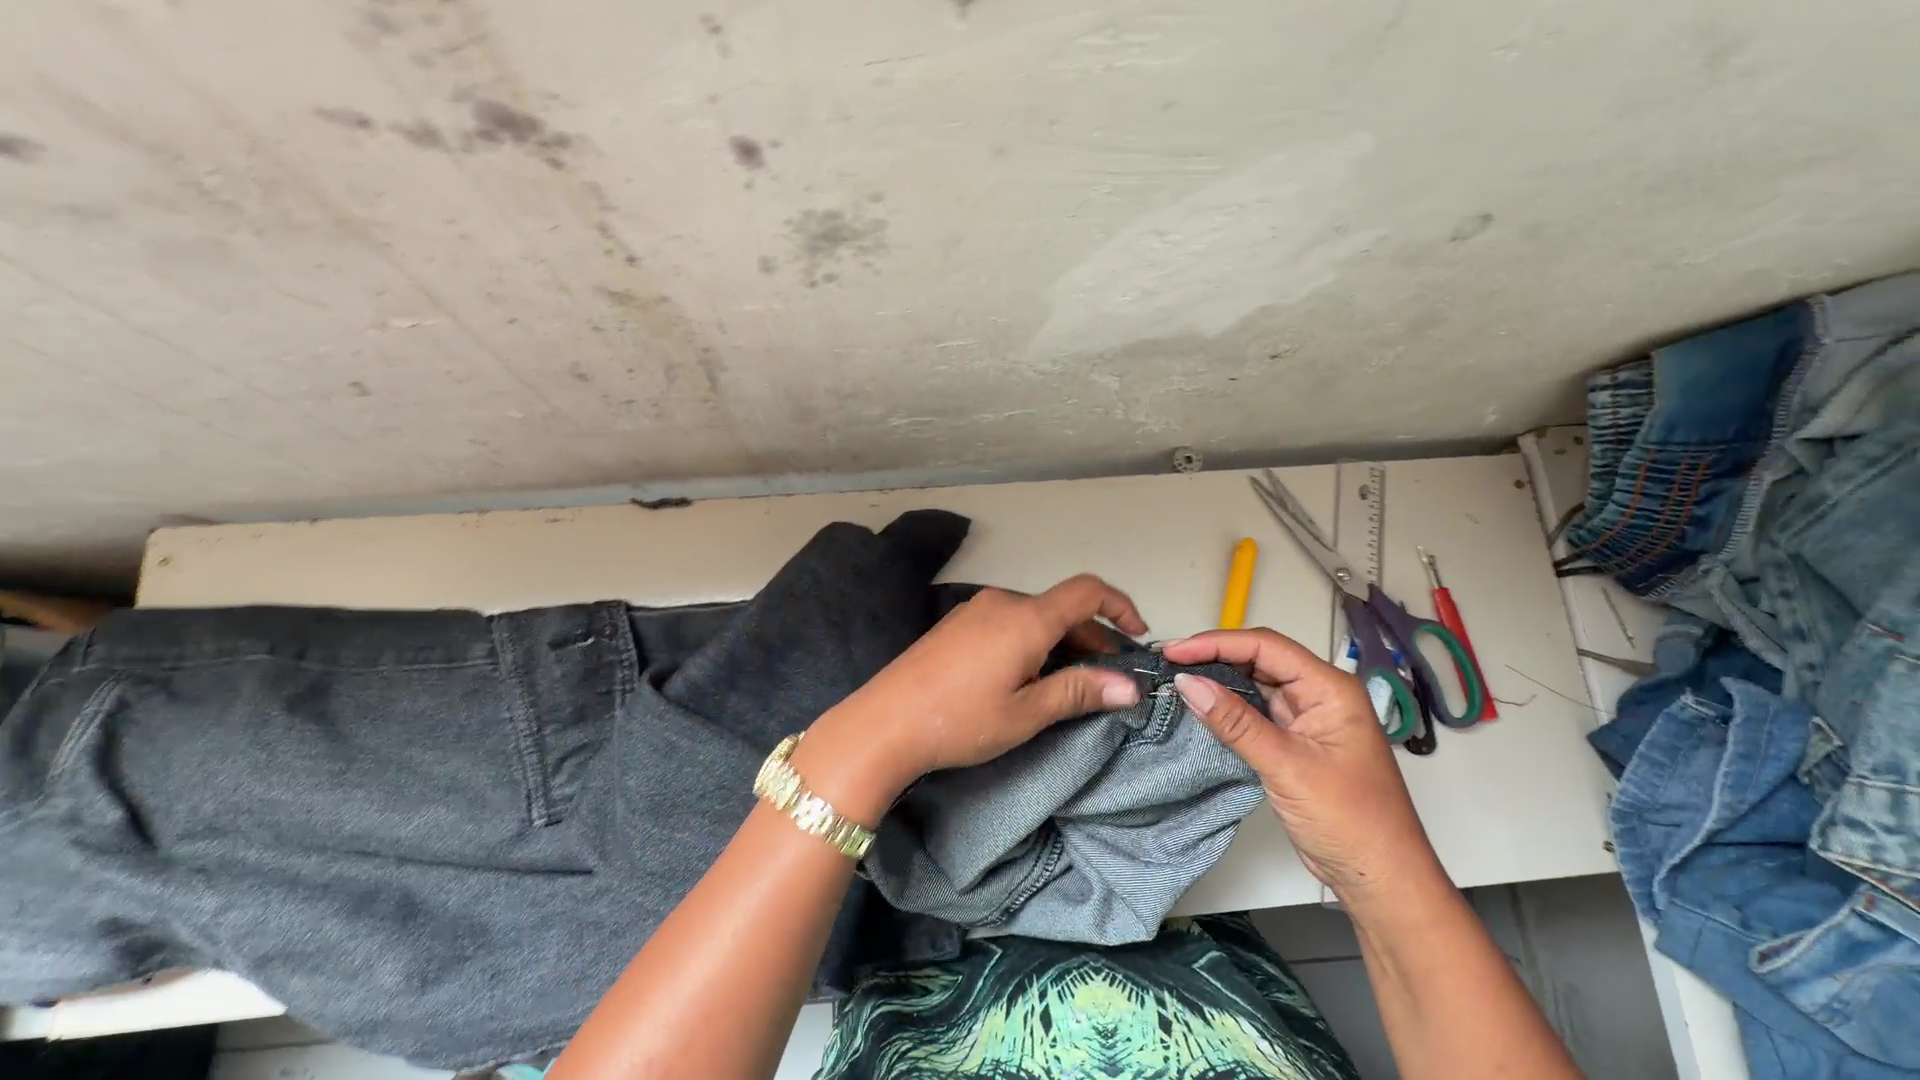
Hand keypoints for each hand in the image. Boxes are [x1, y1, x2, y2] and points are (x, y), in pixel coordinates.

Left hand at [799, 575, 1147, 818]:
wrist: (884, 722)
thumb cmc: (961, 720)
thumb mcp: (1027, 713)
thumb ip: (1080, 692)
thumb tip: (1130, 687)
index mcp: (1026, 618)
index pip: (1088, 592)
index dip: (1120, 607)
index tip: (1138, 636)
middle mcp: (1003, 602)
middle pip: (1061, 608)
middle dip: (1092, 639)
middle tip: (1108, 681)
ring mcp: (975, 610)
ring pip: (1035, 618)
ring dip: (1061, 644)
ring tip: (1068, 687)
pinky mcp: (957, 625)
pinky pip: (1009, 623)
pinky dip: (1032, 643)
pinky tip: (1026, 679)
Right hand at [1160, 629, 1443, 906]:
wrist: (1380, 876)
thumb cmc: (1350, 820)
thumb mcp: (1286, 766)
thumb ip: (1235, 722)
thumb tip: (1188, 683)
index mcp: (1330, 689)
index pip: (1266, 647)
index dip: (1216, 643)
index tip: (1174, 652)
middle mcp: (1320, 695)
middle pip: (1260, 660)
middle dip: (1213, 657)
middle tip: (1167, 662)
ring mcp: (1308, 719)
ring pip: (1256, 685)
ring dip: (1218, 681)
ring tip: (1176, 679)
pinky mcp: (1295, 742)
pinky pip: (1256, 712)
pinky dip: (1228, 707)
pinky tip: (1202, 707)